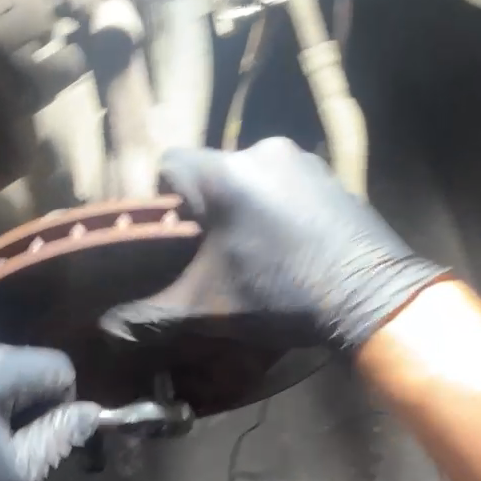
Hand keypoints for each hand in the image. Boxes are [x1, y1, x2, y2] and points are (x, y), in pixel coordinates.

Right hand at [100, 138, 448, 349]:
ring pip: (253, 179)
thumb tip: (108, 329)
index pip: (169, 165)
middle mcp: (261, 150)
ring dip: (246, 210)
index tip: (174, 239)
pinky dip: (281, 211)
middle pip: (213, 174)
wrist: (371, 299)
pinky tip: (292, 248)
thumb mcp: (209, 309)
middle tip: (215, 256)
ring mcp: (304, 161)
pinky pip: (289, 186)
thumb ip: (153, 315)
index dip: (164, 202)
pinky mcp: (333, 177)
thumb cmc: (281, 297)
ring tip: (256, 255)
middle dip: (208, 210)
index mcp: (222, 173)